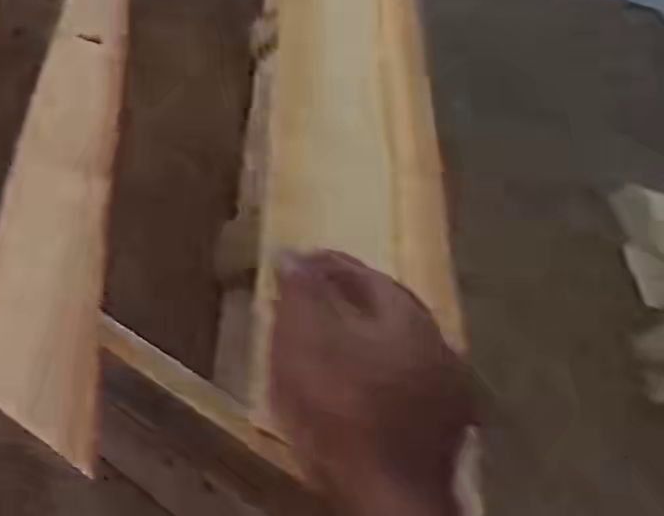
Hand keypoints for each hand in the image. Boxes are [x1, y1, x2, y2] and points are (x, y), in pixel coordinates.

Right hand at [271, 251, 470, 515]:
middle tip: (309, 285)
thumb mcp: (300, 334)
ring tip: (320, 324)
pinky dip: (372, 358)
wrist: (378, 488)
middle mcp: (443, 356)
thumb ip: (300, 289)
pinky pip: (403, 373)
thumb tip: (293, 253)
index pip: (374, 278)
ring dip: (362, 327)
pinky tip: (346, 367)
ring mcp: (449, 396)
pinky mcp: (439, 427)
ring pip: (399, 344)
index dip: (333, 263)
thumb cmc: (333, 399)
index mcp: (413, 328)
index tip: (297, 257)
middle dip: (352, 293)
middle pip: (394, 311)